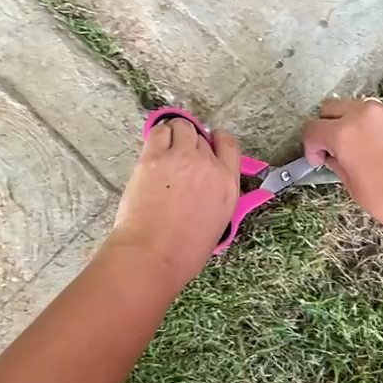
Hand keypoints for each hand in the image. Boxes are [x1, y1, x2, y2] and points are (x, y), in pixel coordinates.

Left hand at [106, 117, 241, 286]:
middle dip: (192, 144)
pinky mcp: (153, 158)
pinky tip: (154, 147)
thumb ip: (217, 197)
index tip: (209, 142)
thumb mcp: (218, 224)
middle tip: (179, 156)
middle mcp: (208, 166)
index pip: (230, 145)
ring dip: (175, 134)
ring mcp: (181, 158)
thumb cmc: (183, 252)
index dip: (217, 140)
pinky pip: (159, 132)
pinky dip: (158, 135)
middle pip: (202, 138)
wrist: (152, 255)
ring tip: (166, 147)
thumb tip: (205, 188)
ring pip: (182, 128)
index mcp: (228, 184)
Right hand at [301, 99, 382, 225]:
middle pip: (330, 109)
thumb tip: (331, 156)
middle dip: (327, 127)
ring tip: (358, 147)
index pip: (312, 129)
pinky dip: (370, 124)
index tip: (318, 159)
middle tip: (333, 149)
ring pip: (354, 107)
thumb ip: (337, 163)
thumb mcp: (352, 184)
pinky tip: (378, 145)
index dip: (311, 146)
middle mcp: (361, 114)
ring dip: (348, 122)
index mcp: (343, 133)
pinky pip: (376, 113)